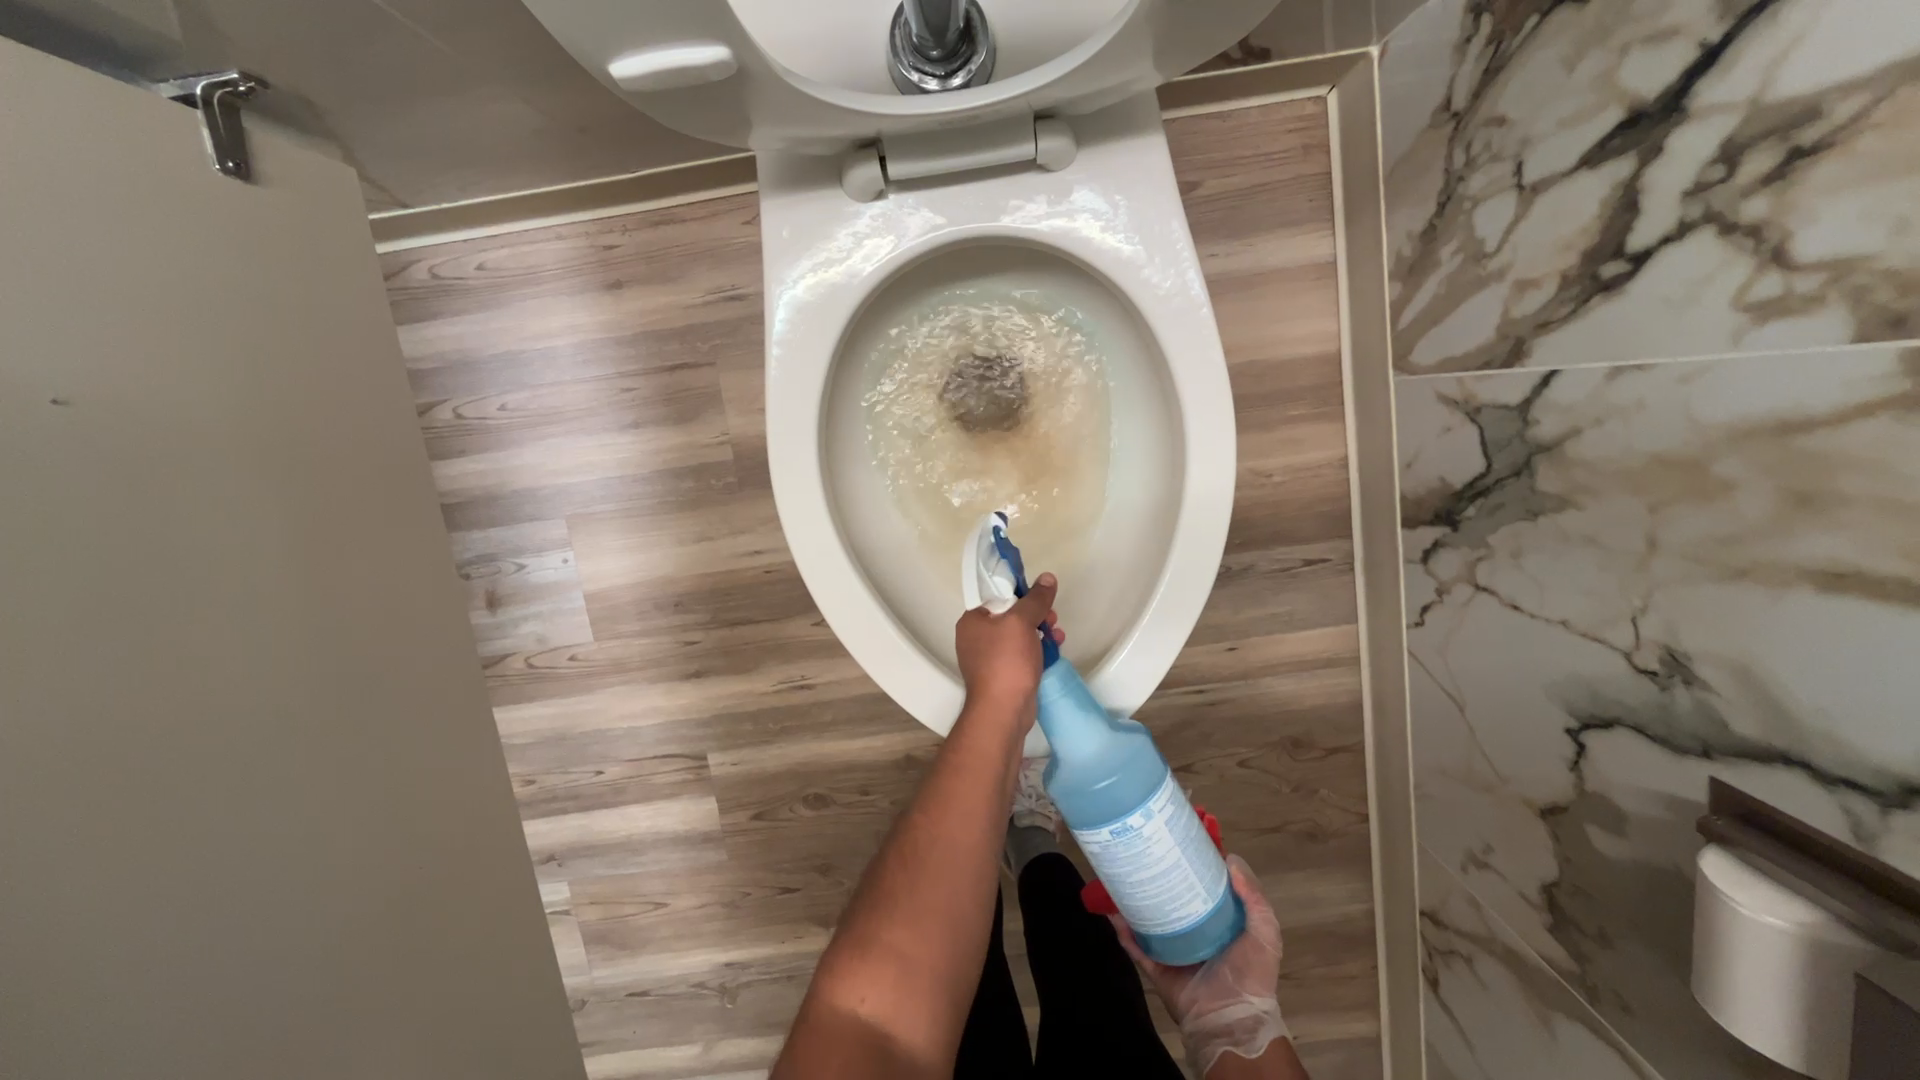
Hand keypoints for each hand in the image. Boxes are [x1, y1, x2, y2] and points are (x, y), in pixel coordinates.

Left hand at [953, 572, 1063, 724]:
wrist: (1003, 711)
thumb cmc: (1007, 661)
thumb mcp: (1022, 622)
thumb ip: (1035, 599)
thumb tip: (1047, 578)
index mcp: (972, 621)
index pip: (997, 596)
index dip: (1021, 594)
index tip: (1041, 598)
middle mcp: (976, 638)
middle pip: (1011, 615)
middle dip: (1036, 615)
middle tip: (1052, 619)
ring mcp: (989, 658)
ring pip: (1019, 636)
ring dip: (1041, 631)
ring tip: (1057, 635)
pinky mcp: (1004, 674)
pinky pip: (1022, 654)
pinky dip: (1038, 649)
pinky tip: (1054, 650)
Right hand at [1109, 856, 1288, 1074]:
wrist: (1229, 1021)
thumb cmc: (1250, 975)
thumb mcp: (1264, 933)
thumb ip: (1254, 897)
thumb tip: (1230, 858)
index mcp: (1218, 922)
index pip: (1203, 887)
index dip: (1192, 865)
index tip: (1177, 840)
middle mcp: (1193, 930)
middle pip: (1172, 898)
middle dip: (1158, 878)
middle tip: (1143, 854)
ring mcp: (1172, 948)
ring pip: (1149, 918)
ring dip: (1135, 900)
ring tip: (1121, 877)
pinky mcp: (1155, 965)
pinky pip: (1135, 945)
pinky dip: (1123, 930)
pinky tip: (1113, 912)